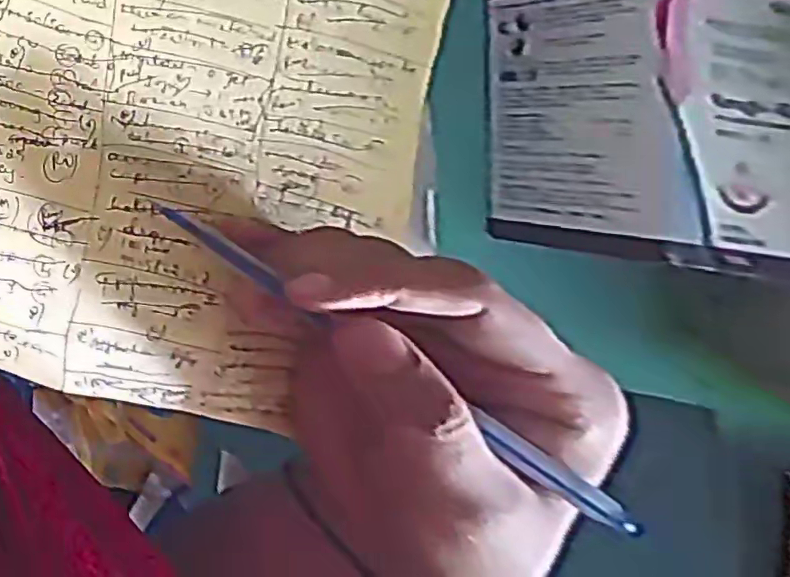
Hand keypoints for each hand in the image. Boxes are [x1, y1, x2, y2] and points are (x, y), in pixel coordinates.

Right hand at [229, 224, 629, 576]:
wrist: (385, 542)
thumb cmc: (448, 538)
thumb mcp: (459, 499)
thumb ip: (427, 418)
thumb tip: (366, 334)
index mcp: (547, 376)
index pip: (471, 300)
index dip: (389, 285)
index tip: (313, 295)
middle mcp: (478, 332)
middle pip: (401, 270)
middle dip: (328, 271)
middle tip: (270, 287)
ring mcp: (411, 318)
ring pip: (352, 259)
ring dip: (292, 265)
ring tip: (251, 291)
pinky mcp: (352, 314)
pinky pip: (314, 274)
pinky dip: (272, 260)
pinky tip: (242, 247)